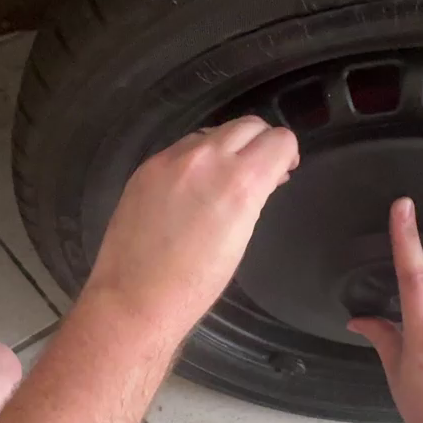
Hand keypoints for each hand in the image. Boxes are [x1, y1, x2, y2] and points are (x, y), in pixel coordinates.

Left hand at [84, 116, 299, 335]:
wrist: (136, 298)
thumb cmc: (196, 283)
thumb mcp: (241, 238)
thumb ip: (255, 195)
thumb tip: (264, 175)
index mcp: (239, 181)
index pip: (280, 139)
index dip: (287, 154)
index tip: (282, 171)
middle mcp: (206, 159)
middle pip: (249, 125)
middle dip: (260, 144)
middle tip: (258, 172)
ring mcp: (171, 159)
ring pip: (214, 132)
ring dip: (227, 147)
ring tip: (222, 181)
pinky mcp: (146, 167)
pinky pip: (182, 148)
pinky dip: (196, 159)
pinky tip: (190, 190)